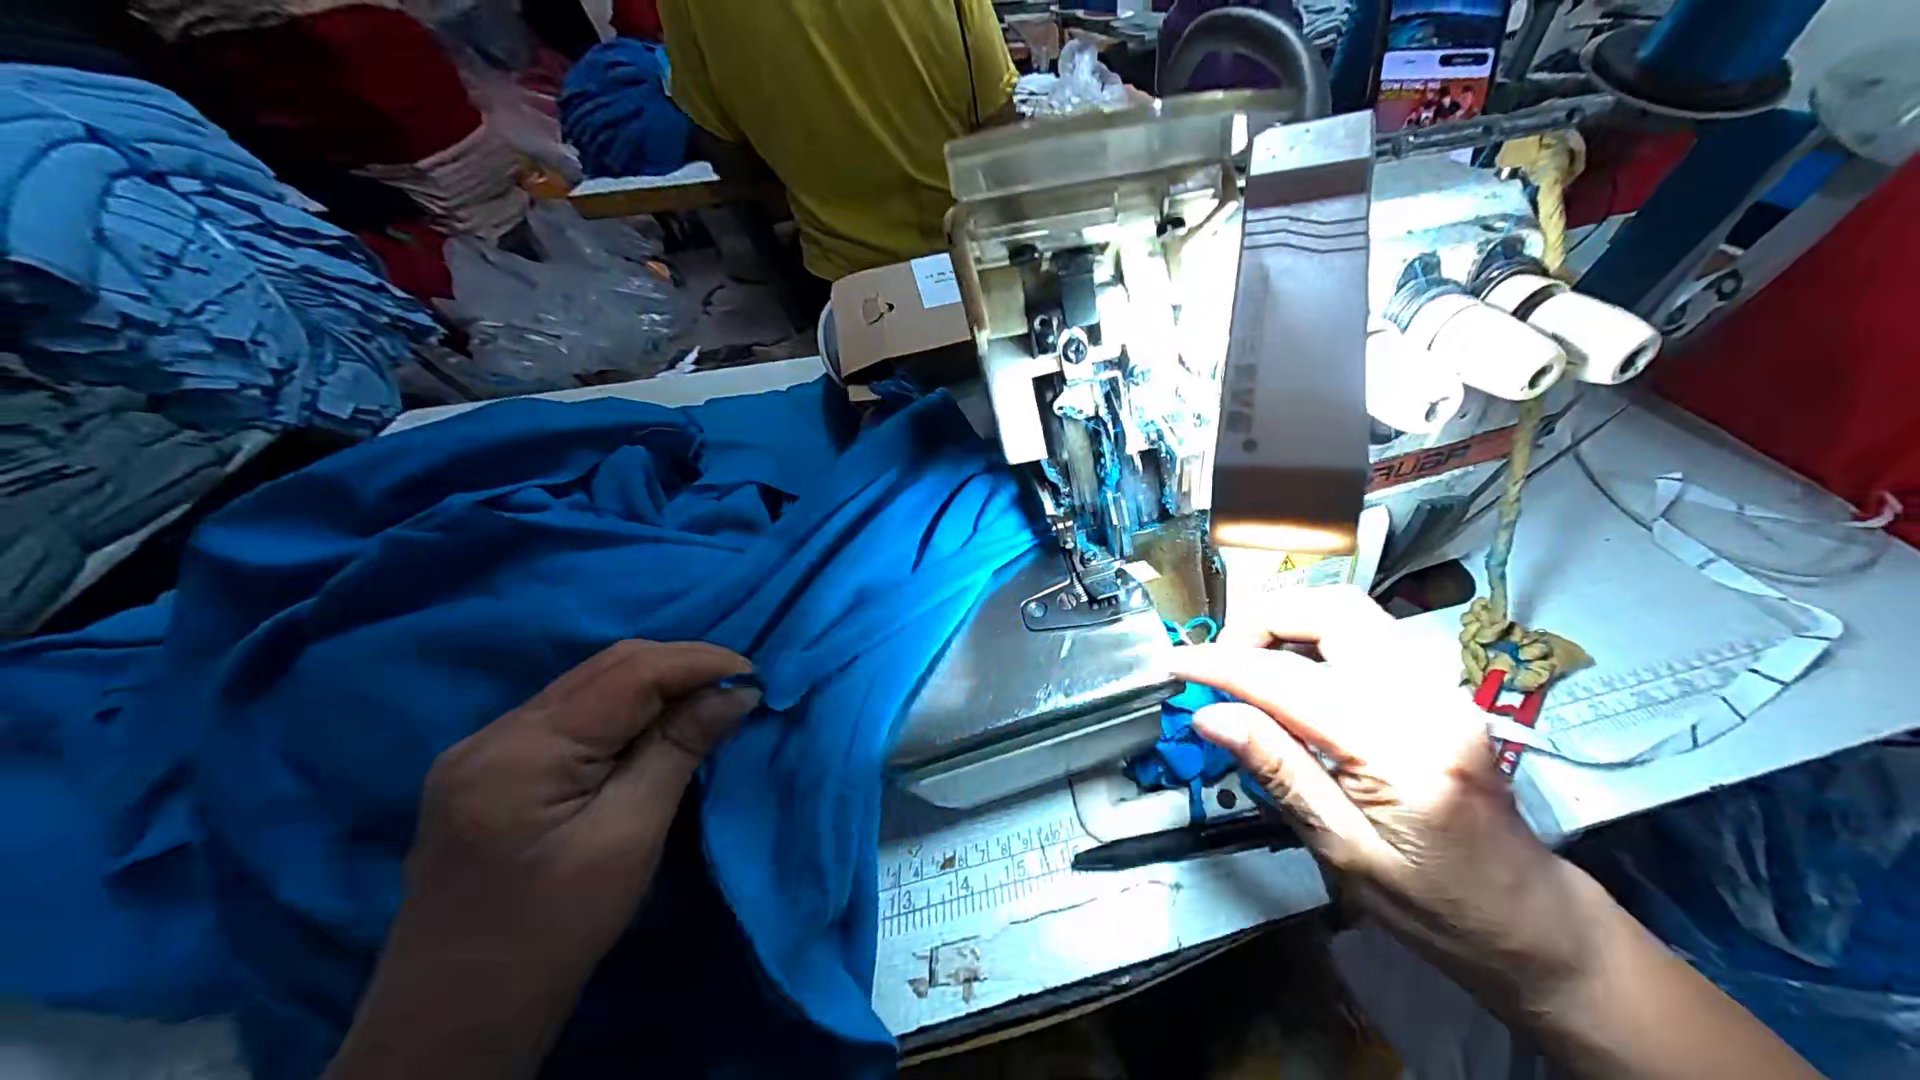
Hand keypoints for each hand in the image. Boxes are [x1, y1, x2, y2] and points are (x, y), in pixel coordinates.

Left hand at [326, 641, 758, 1079]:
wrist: (454, 1019)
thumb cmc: (552, 935)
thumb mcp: (628, 839)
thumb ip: (678, 750)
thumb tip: (737, 692)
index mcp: (522, 750)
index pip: (628, 673)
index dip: (698, 663)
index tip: (755, 675)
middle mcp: (494, 732)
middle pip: (605, 668)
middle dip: (680, 667)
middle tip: (738, 687)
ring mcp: (484, 747)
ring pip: (589, 684)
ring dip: (655, 684)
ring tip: (707, 701)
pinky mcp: (489, 766)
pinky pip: (572, 712)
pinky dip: (625, 708)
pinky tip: (655, 726)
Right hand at [1176, 588, 1823, 1079]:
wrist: (1532, 919)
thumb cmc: (1437, 908)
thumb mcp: (1342, 851)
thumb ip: (1278, 770)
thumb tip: (1210, 716)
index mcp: (1403, 754)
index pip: (1289, 682)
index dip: (1221, 666)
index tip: (1175, 664)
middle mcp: (1431, 702)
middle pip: (1333, 610)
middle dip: (1262, 621)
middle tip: (1222, 663)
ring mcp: (1443, 687)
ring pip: (1350, 611)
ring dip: (1286, 624)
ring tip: (1248, 667)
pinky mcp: (1440, 686)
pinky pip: (1365, 634)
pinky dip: (1312, 637)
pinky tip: (1291, 674)